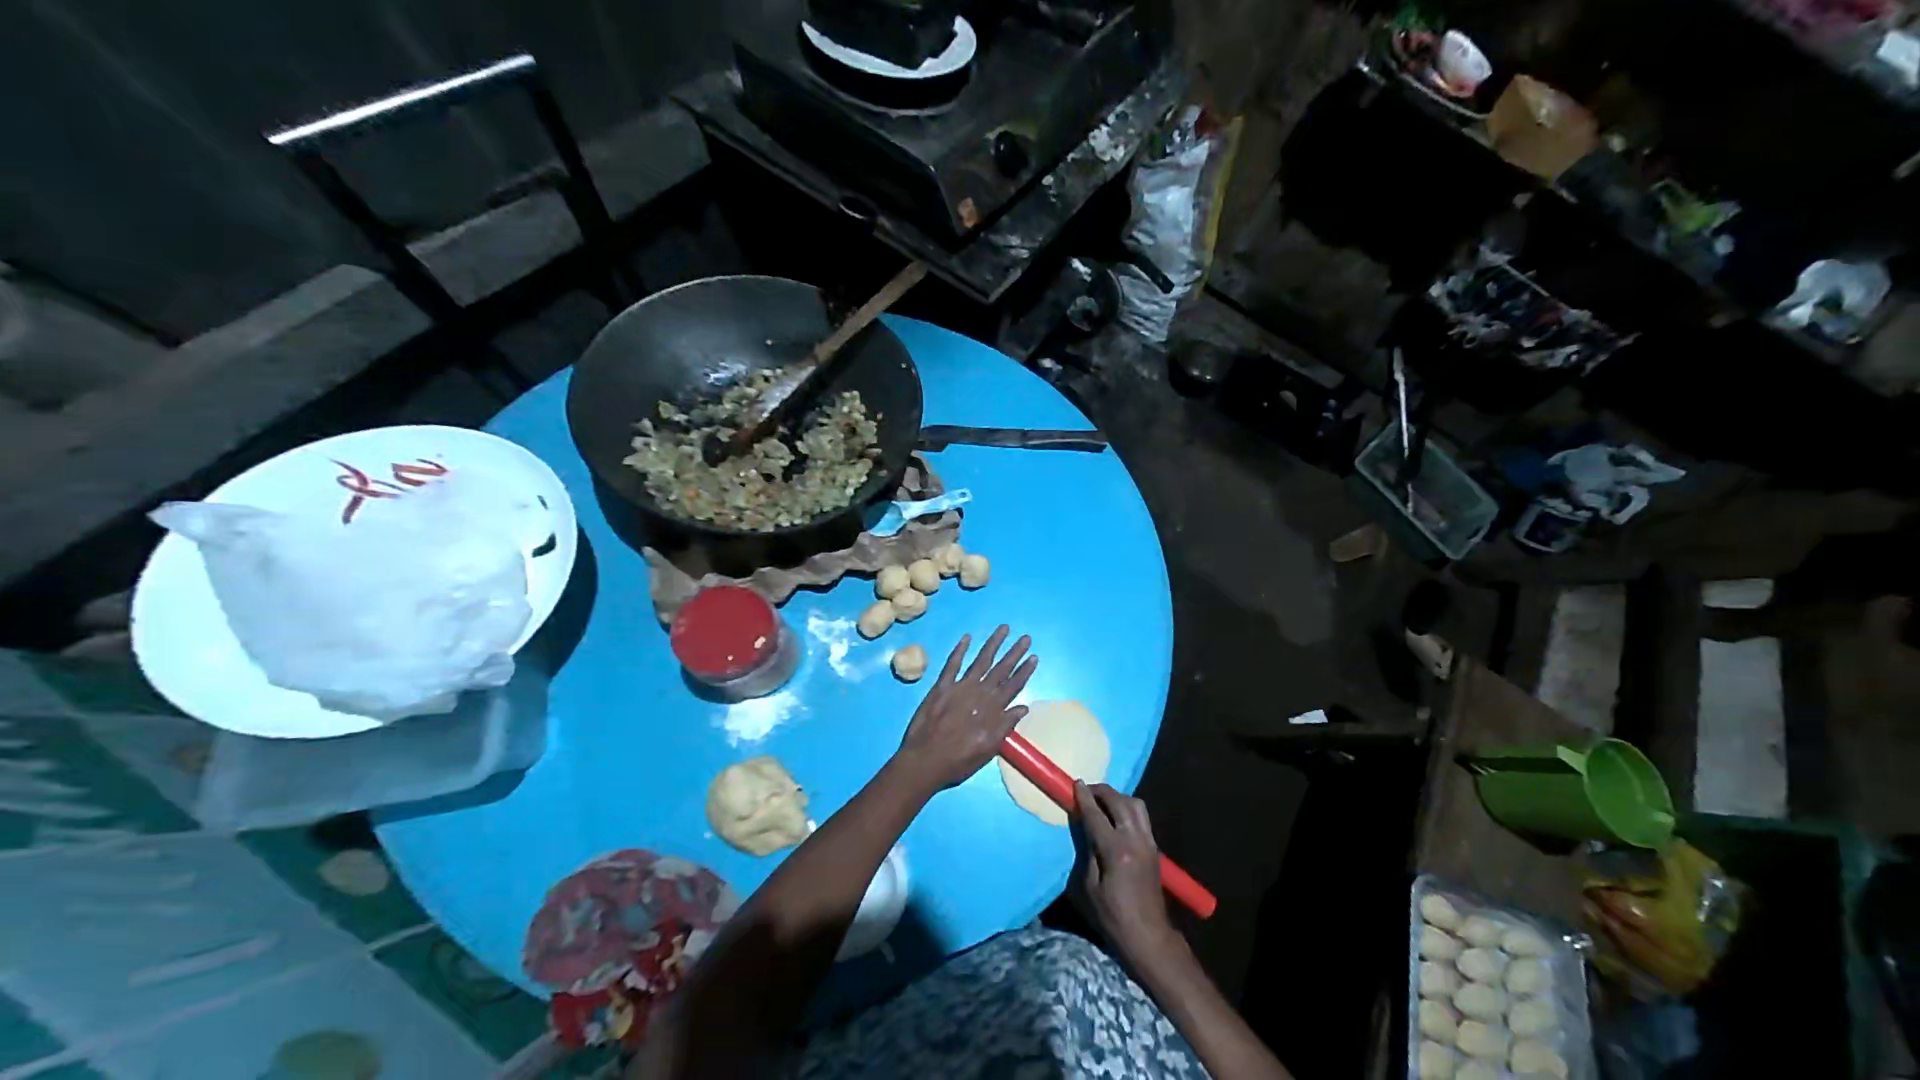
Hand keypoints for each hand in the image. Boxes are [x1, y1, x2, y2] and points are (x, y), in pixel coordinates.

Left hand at [893, 625, 1036, 791]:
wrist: (926, 760)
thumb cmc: (959, 760)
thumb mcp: (989, 749)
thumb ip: (1005, 726)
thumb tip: (1024, 707)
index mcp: (992, 710)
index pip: (1013, 685)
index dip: (1024, 671)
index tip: (1034, 657)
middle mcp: (979, 694)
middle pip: (1001, 669)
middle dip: (1014, 653)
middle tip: (1025, 637)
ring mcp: (960, 687)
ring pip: (981, 660)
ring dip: (993, 644)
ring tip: (1003, 629)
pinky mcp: (941, 687)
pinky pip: (952, 664)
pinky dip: (959, 650)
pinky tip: (967, 637)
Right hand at [1076, 781, 1176, 958]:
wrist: (1148, 937)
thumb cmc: (1111, 917)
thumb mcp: (1087, 888)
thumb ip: (1086, 853)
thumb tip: (1083, 828)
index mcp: (1116, 850)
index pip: (1096, 814)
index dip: (1084, 797)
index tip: (1075, 783)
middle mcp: (1135, 840)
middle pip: (1119, 802)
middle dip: (1102, 791)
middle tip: (1087, 790)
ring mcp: (1148, 842)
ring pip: (1136, 805)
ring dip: (1118, 797)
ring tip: (1102, 801)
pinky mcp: (1154, 848)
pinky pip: (1142, 817)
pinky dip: (1128, 808)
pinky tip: (1117, 816)